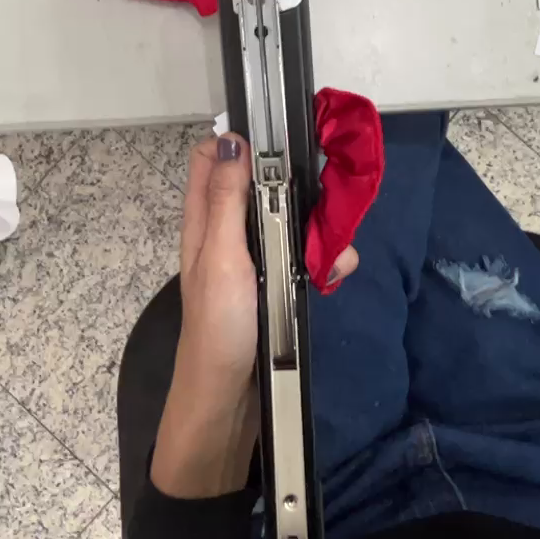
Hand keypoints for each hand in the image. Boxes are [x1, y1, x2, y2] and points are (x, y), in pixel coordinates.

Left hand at [151, 133, 358, 497]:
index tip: (283, 137)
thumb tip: (230, 138)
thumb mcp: (221, 257)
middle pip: (263, 184)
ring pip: (289, 219)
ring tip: (335, 253)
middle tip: (328, 198)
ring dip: (317, 228)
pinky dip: (321, 260)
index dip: (241, 140)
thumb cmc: (219, 327)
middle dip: (297, 186)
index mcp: (205, 218)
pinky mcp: (274, 283)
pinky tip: (334, 275)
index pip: (213, 157)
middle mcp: (227, 231)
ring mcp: (253, 258)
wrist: (229, 402)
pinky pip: (301, 255)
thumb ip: (227, 199)